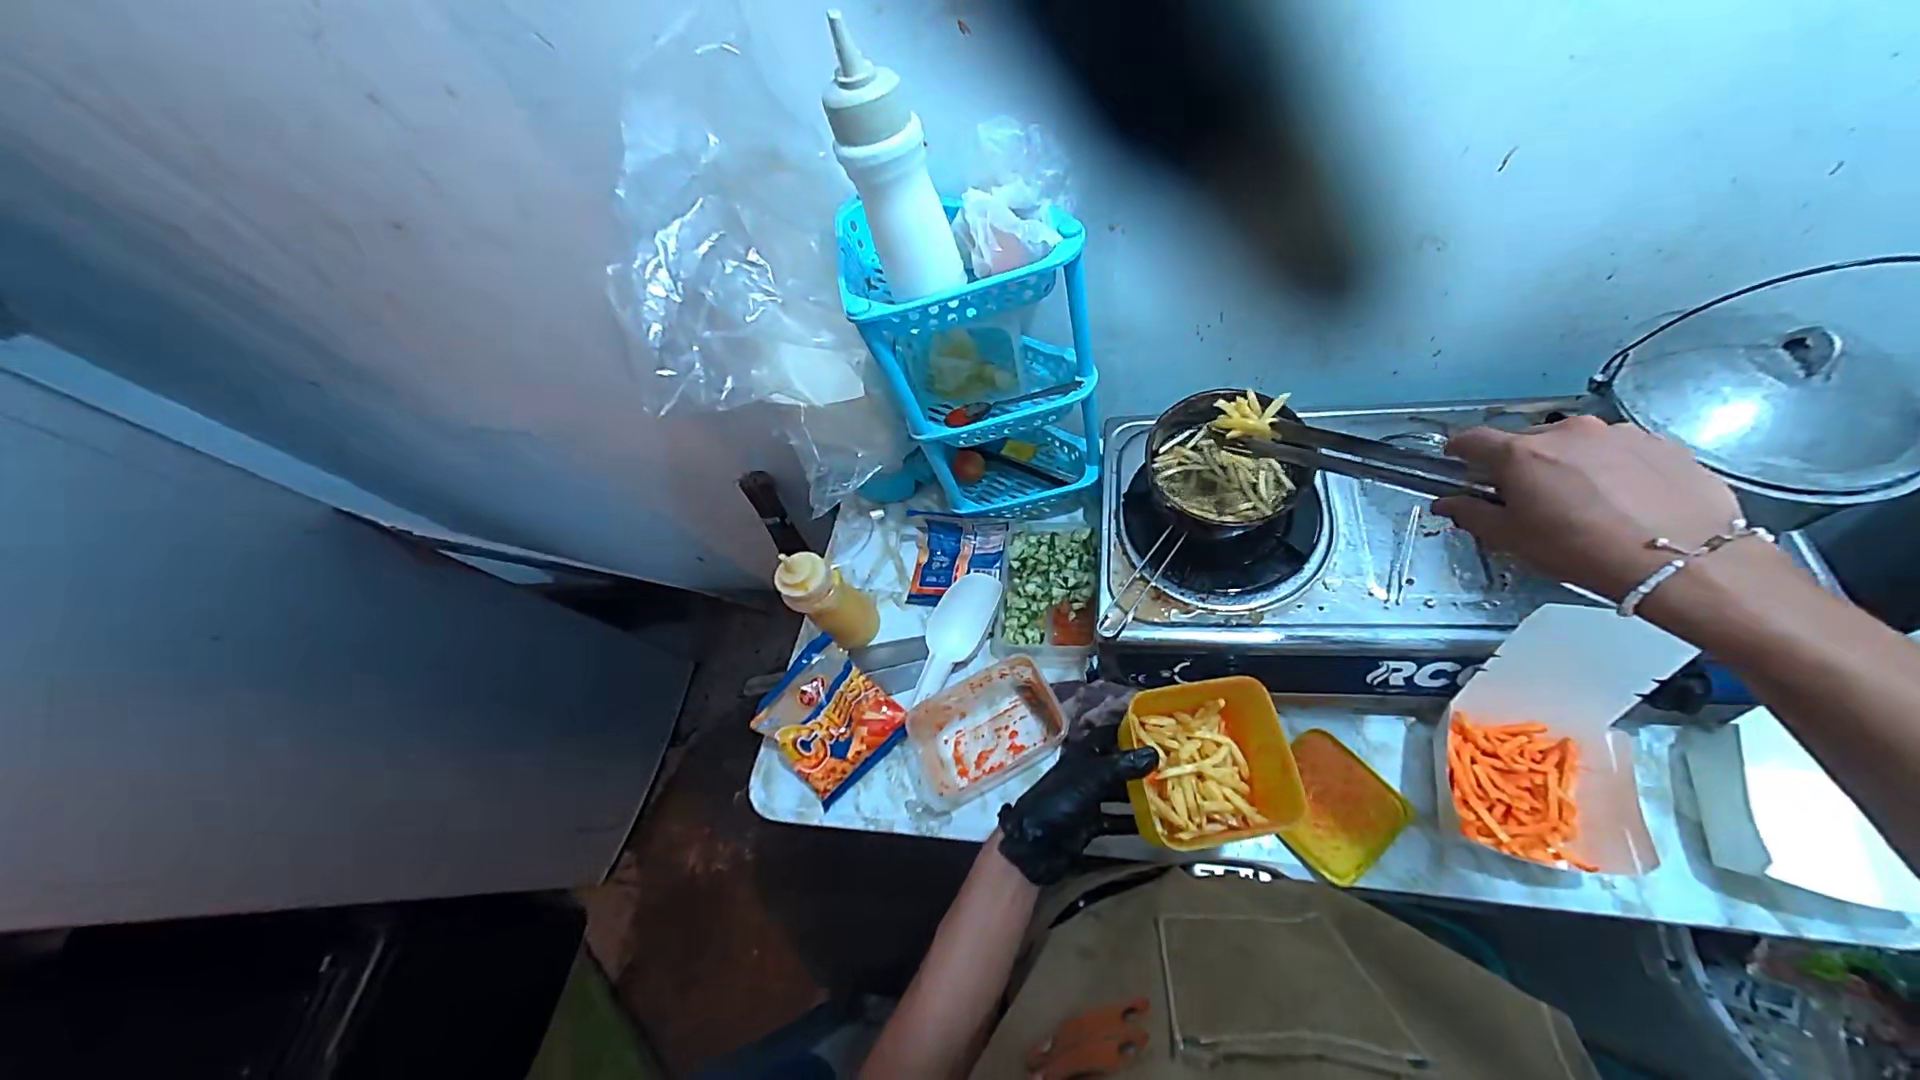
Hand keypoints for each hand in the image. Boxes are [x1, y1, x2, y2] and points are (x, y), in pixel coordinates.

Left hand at [996, 721, 1158, 885]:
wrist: (1033, 846)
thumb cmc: (1058, 803)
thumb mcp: (1090, 779)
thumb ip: (1121, 766)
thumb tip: (1154, 752)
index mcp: (1083, 755)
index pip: (1109, 734)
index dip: (1129, 729)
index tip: (1159, 728)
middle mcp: (1087, 773)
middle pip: (1119, 764)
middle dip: (1143, 765)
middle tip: (1175, 765)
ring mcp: (1088, 799)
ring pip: (1120, 792)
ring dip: (1142, 794)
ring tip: (1173, 794)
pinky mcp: (1091, 823)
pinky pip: (1117, 819)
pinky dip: (1134, 822)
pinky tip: (1157, 826)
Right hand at [1431, 416, 1744, 600]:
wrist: (1685, 561)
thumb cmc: (1581, 550)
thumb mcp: (1512, 539)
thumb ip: (1472, 514)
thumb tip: (1449, 503)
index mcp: (1521, 454)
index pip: (1472, 439)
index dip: (1459, 451)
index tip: (1459, 464)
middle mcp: (1567, 433)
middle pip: (1525, 440)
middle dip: (1518, 462)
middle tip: (1526, 495)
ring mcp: (1618, 433)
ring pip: (1574, 443)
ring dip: (1566, 462)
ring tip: (1581, 499)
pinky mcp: (1661, 443)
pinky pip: (1618, 449)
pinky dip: (1608, 466)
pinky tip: (1620, 498)